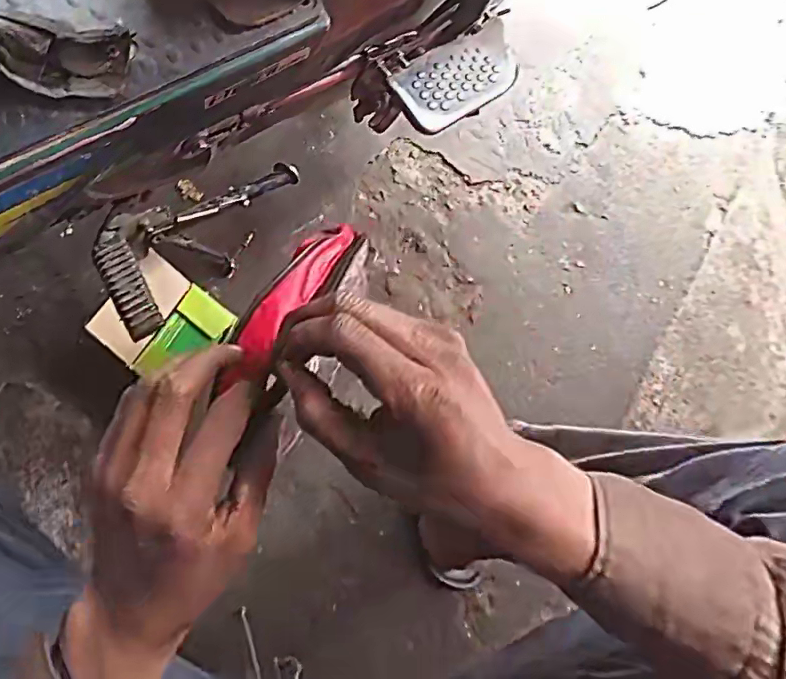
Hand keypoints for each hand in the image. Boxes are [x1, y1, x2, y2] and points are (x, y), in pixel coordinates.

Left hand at [62, 345, 279, 677]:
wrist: (124, 609)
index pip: (220, 421)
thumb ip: (257, 471)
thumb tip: (270, 414)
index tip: (260, 377)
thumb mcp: (240, 538)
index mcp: (184, 506)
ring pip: (146, 388)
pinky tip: (176, 383)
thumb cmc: (190, 581)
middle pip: (175, 391)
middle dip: (211, 359)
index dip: (245, 388)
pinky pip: (127, 404)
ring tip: (208, 361)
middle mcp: (143, 480)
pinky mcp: (98, 461)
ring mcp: (113, 467)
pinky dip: (155, 384)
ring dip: (181, 364)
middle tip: (235, 353)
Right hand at [276, 294, 598, 582]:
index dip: (301, 335)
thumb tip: (289, 372)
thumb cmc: (436, 482)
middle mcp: (430, 348)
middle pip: (350, 305)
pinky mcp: (442, 331)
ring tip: (306, 344)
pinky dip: (351, 322)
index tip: (281, 355)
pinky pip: (382, 314)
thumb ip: (319, 416)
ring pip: (364, 303)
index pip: (343, 331)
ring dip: (327, 317)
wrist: (504, 476)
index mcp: (415, 387)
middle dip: (307, 318)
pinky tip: (339, 345)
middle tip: (285, 343)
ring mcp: (440, 334)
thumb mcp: (368, 464)